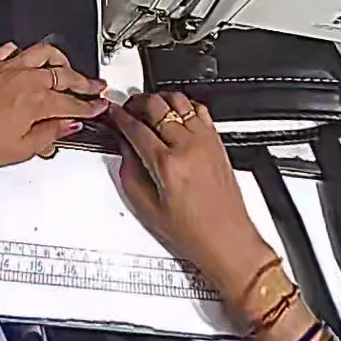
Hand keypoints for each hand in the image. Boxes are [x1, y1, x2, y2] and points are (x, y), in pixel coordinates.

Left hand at [0, 42, 107, 169]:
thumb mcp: (24, 148)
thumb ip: (51, 133)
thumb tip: (68, 125)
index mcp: (39, 101)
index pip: (73, 103)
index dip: (90, 105)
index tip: (99, 105)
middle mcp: (26, 79)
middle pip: (65, 75)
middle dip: (84, 81)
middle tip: (94, 85)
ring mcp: (8, 68)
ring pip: (42, 52)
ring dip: (59, 58)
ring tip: (66, 65)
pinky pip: (11, 49)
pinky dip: (22, 52)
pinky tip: (26, 57)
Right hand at [108, 93, 276, 304]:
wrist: (227, 240)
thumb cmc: (194, 232)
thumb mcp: (148, 209)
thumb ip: (130, 173)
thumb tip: (123, 148)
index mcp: (168, 165)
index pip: (136, 127)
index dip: (119, 116)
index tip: (113, 113)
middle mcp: (188, 147)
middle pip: (155, 105)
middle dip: (135, 103)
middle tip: (127, 109)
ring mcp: (205, 141)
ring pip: (178, 99)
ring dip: (159, 100)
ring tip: (149, 108)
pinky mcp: (217, 141)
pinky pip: (199, 108)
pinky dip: (183, 105)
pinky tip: (175, 113)